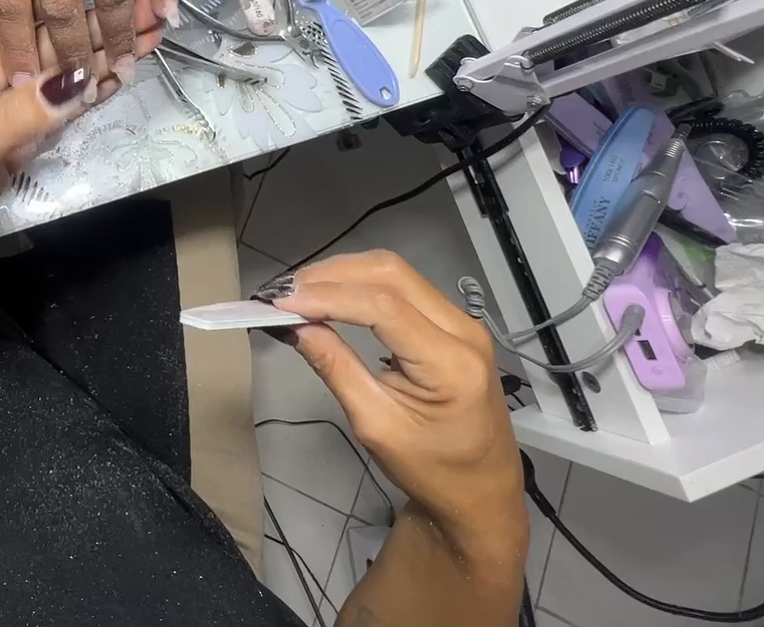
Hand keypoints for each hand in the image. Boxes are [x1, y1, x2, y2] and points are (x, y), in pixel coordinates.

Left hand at [0, 0, 162, 264]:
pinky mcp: (15, 137)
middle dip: (100, 29)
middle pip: (52, 44)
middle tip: (155, 18)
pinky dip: (88, 95)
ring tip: (151, 40)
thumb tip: (78, 80)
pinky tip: (119, 80)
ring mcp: (5, 107)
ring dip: (102, 59)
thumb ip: (16, 117)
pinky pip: (58, 109)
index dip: (75, 6)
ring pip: (61, 75)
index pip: (28, 19)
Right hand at [262, 252, 526, 561]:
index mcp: (450, 364)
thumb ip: (335, 367)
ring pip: (394, 271)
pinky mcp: (452, 321)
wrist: (482, 493)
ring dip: (342, 274)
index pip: (382, 306)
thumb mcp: (375, 424)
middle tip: (284, 292)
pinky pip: (402, 284)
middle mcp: (463, 331)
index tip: (280, 303)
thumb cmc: (431, 469)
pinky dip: (359, 281)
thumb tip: (294, 325)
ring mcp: (462, 322)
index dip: (327, 296)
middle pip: (389, 274)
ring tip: (300, 292)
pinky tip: (330, 294)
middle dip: (330, 275)